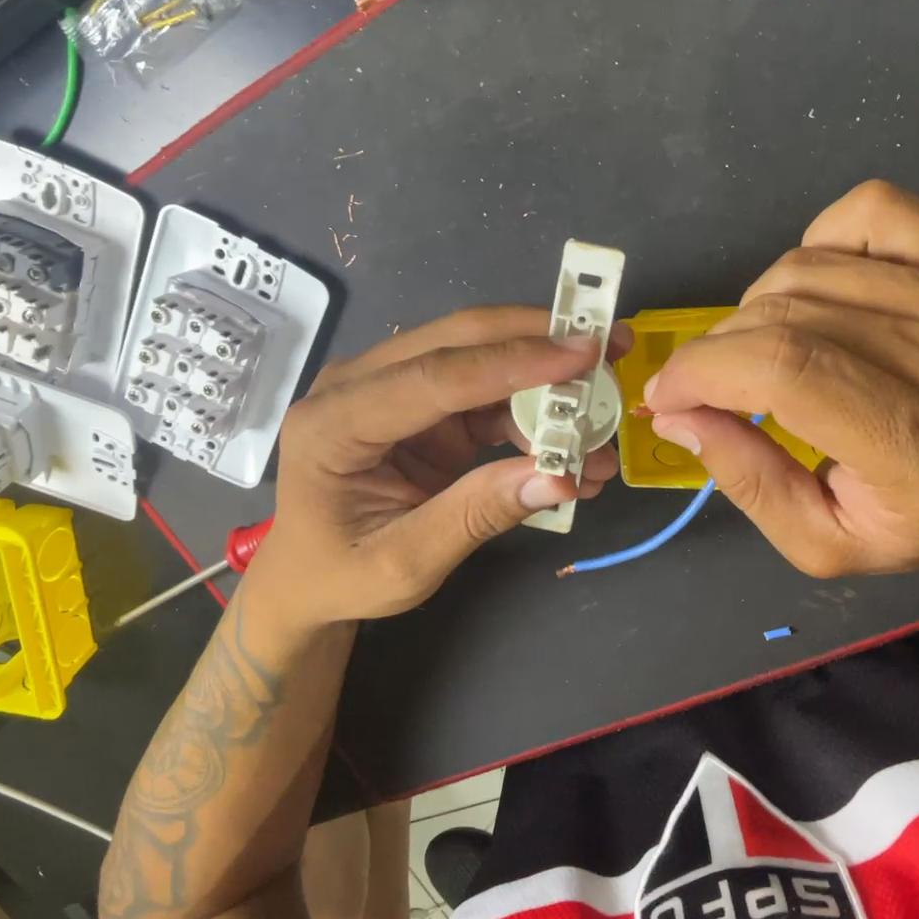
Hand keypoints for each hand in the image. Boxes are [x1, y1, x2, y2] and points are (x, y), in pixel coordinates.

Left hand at [251, 306, 626, 622]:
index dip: (510, 363)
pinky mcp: (422, 405)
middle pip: (457, 343)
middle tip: (610, 346)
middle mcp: (359, 386)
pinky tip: (573, 444)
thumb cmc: (340, 576)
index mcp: (334, 423)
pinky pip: (488, 393)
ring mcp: (393, 389)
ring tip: (604, 416)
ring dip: (545, 379)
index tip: (581, 355)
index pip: (432, 377)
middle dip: (538, 339)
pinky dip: (535, 412)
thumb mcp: (404, 563)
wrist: (308, 579)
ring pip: (481, 360)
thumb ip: (475, 516)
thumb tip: (559, 476)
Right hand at [643, 181, 918, 576]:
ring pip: (807, 266)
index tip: (669, 393)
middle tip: (712, 386)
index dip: (703, 369)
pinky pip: (862, 212)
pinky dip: (813, 246)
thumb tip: (678, 413)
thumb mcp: (829, 543)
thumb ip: (747, 483)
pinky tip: (817, 294)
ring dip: (756, 310)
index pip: (786, 369)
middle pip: (786, 312)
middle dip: (717, 349)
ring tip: (768, 352)